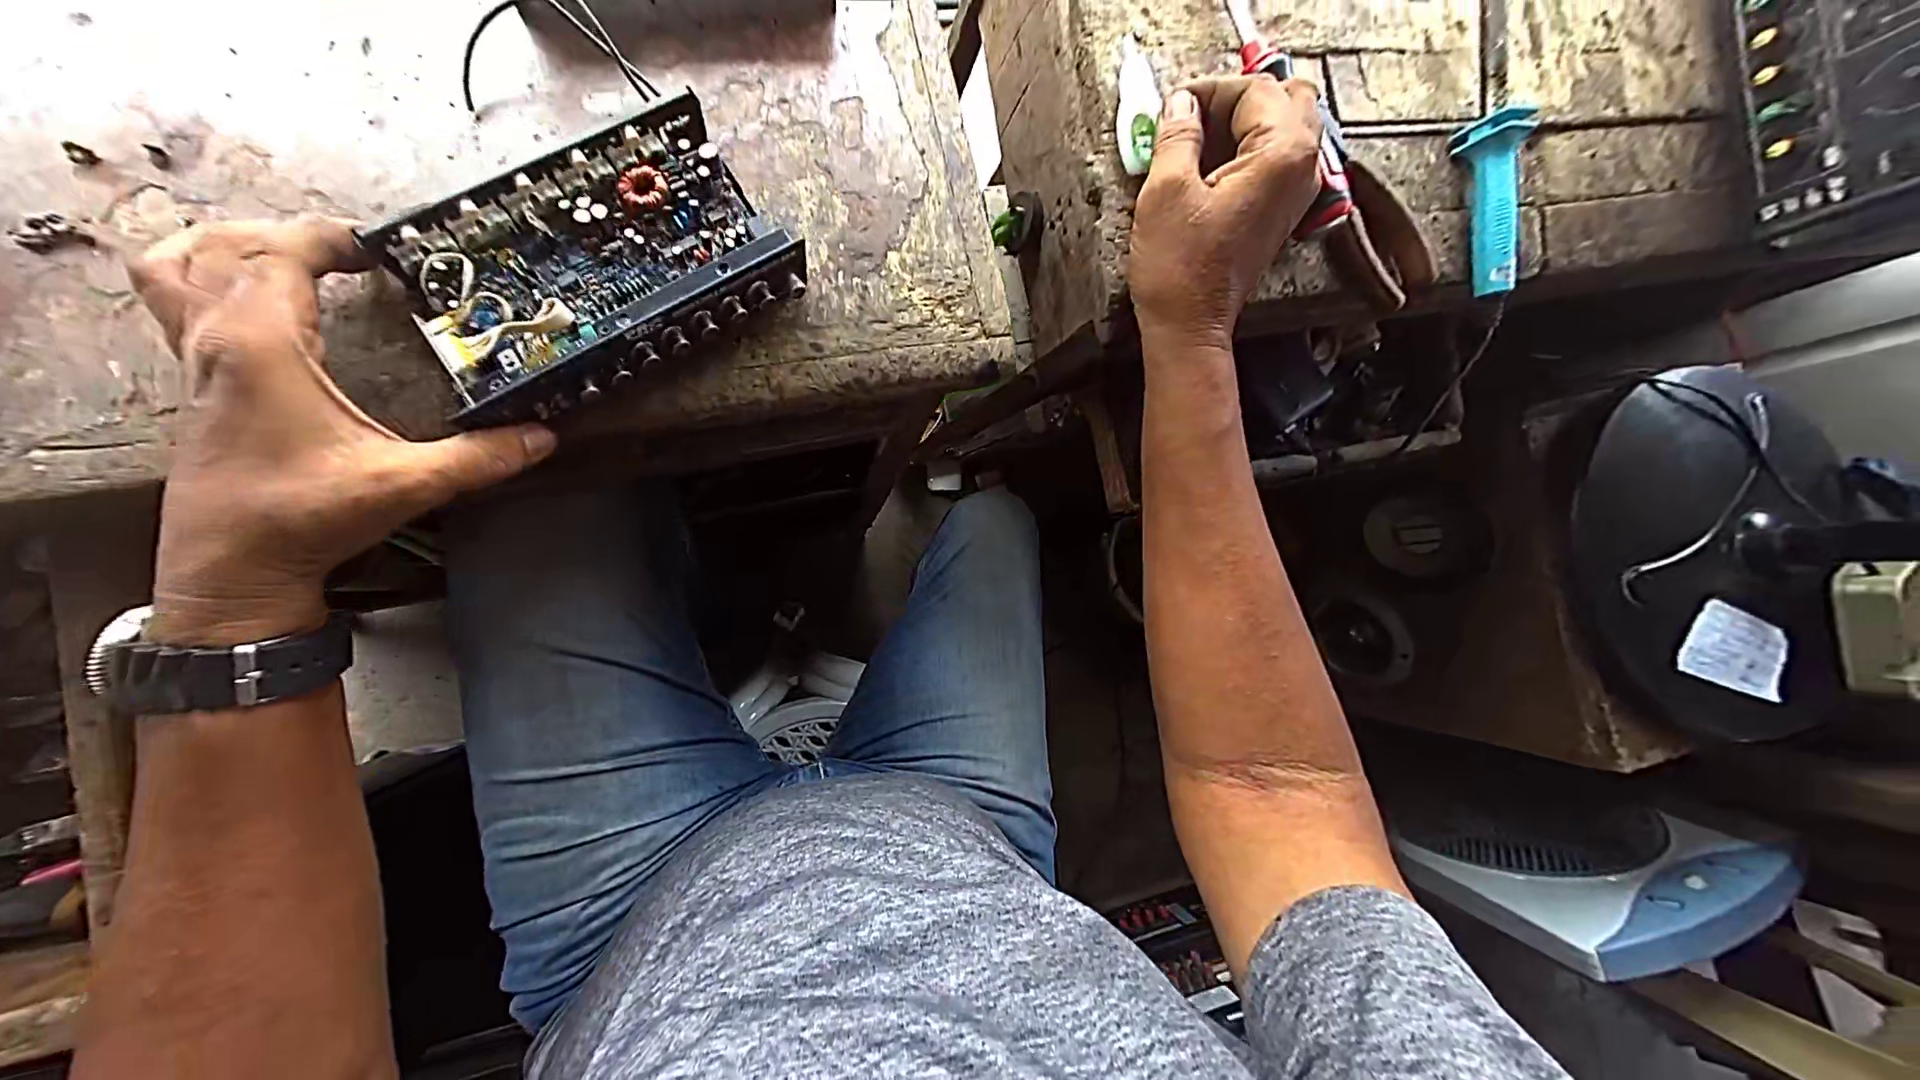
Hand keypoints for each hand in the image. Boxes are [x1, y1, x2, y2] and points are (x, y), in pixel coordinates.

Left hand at [130, 217, 556, 645]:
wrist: (232, 567)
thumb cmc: (305, 516)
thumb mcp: (408, 483)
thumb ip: (480, 456)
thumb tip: (542, 436)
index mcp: (261, 348)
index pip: (277, 257)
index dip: (327, 239)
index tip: (381, 247)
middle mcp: (216, 343)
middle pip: (214, 248)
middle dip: (279, 235)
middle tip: (344, 252)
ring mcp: (198, 365)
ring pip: (175, 271)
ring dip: (226, 250)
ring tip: (288, 259)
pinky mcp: (198, 390)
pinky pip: (183, 309)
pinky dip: (215, 288)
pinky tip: (266, 314)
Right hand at [1128, 76, 1322, 349]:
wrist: (1189, 328)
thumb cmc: (1180, 275)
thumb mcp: (1164, 192)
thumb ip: (1176, 136)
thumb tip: (1179, 108)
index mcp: (1282, 154)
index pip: (1254, 89)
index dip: (1207, 92)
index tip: (1174, 108)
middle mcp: (1301, 170)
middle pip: (1281, 100)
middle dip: (1232, 103)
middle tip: (1187, 122)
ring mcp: (1293, 195)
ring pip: (1278, 130)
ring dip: (1237, 128)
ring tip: (1191, 149)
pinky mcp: (1277, 216)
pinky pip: (1270, 164)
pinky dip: (1241, 156)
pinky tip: (1204, 174)